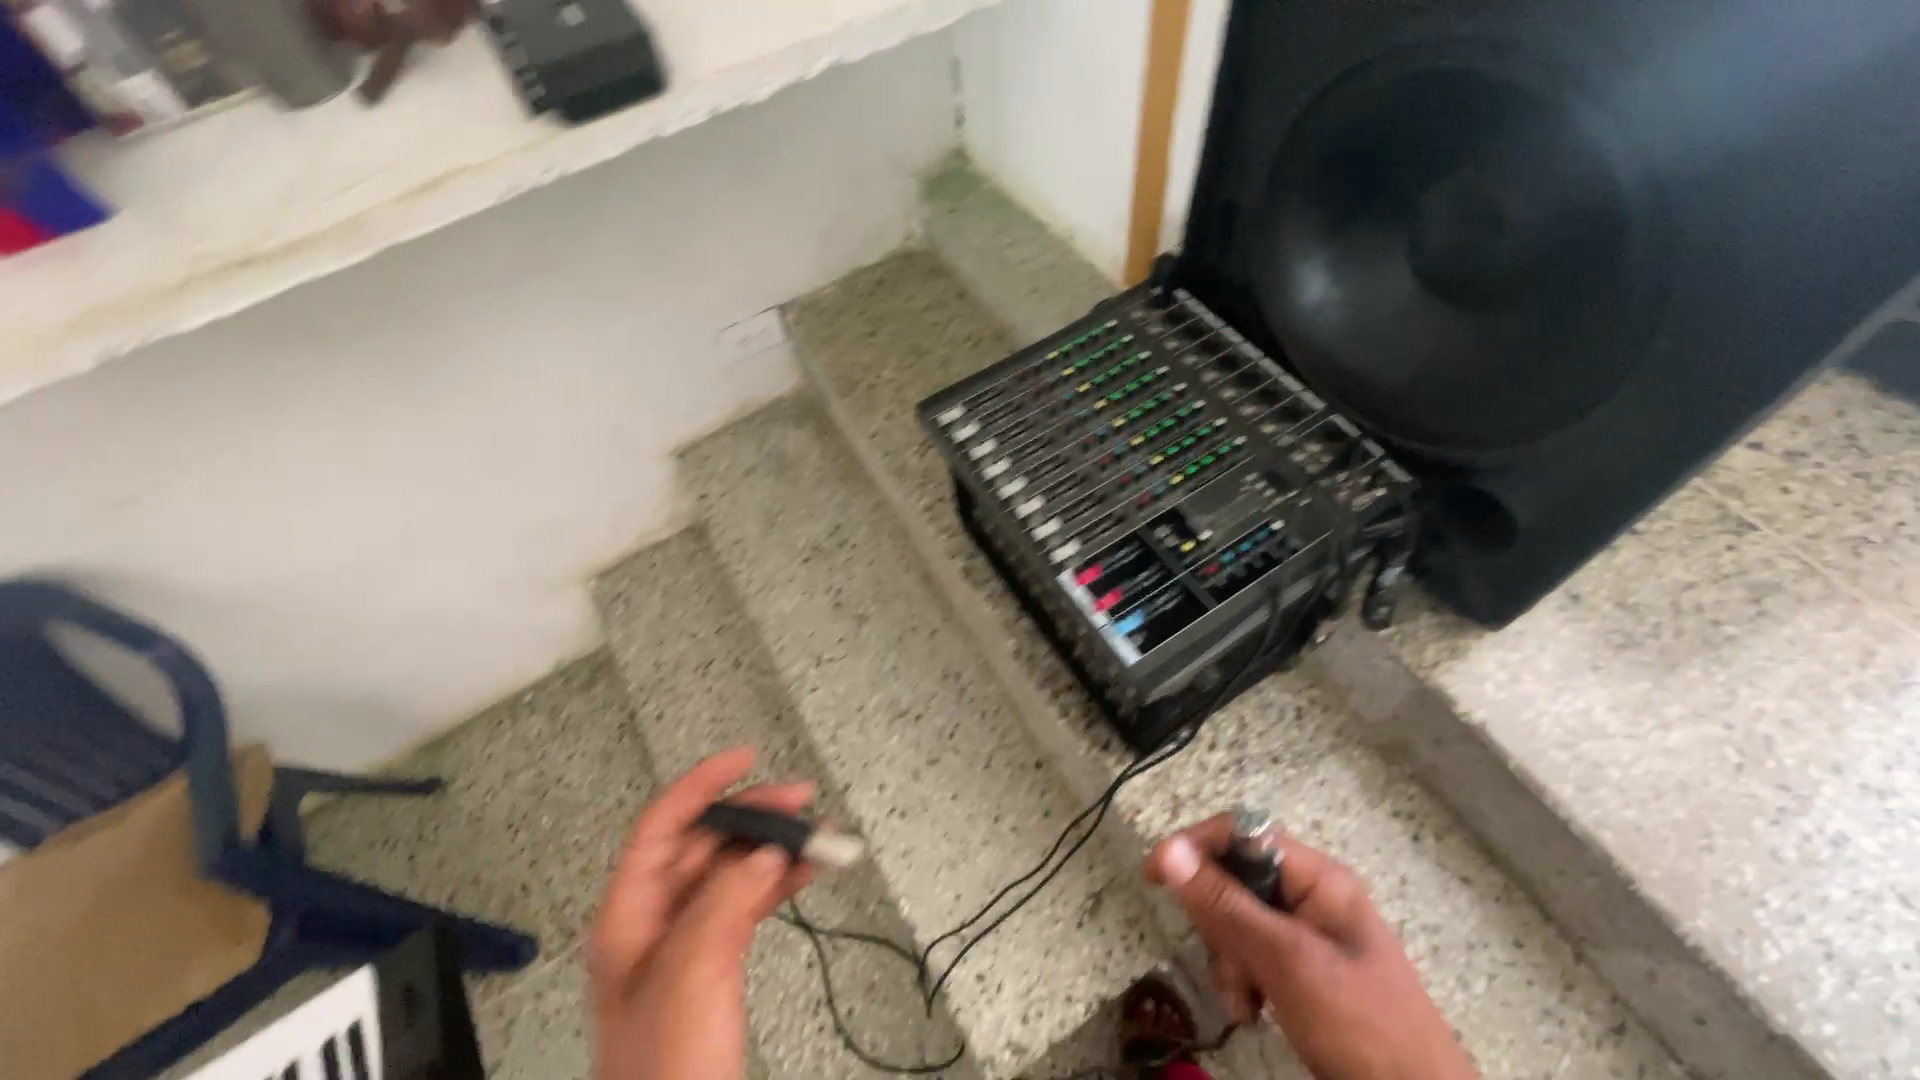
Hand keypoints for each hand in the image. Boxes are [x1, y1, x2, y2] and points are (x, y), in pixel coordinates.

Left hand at [589, 748, 814, 1079]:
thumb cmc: (669, 1064)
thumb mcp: (691, 975)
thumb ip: (725, 903)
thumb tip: (766, 851)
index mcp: (629, 914)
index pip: (662, 827)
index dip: (701, 786)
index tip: (746, 759)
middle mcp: (654, 919)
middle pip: (703, 845)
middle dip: (752, 817)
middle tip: (802, 801)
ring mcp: (684, 942)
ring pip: (731, 874)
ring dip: (773, 850)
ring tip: (818, 833)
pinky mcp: (713, 963)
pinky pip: (747, 906)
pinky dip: (778, 885)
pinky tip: (810, 872)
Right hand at [1146, 815, 1476, 1079]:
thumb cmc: (1360, 1024)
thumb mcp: (1287, 961)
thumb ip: (1226, 905)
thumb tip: (1168, 848)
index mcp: (1318, 879)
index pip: (1242, 834)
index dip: (1195, 846)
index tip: (1154, 877)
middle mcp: (1311, 897)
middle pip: (1233, 880)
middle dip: (1218, 924)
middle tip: (1227, 962)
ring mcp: (1307, 935)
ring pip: (1236, 923)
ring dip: (1228, 961)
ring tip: (1246, 1002)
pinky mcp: (1301, 970)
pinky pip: (1251, 956)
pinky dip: (1242, 982)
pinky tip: (1253, 1011)